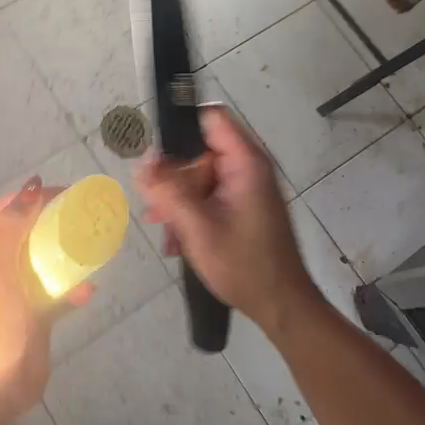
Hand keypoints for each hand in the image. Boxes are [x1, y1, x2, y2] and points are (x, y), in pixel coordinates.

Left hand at [0, 179, 89, 420]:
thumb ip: (13, 223)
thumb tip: (33, 186)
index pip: (5, 210)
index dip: (33, 198)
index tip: (66, 192)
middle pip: (26, 234)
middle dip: (54, 224)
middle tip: (86, 215)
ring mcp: (12, 292)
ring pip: (43, 261)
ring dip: (66, 254)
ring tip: (94, 245)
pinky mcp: (32, 316)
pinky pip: (54, 293)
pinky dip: (70, 289)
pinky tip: (88, 289)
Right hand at [139, 105, 316, 330]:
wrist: (281, 306)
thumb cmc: (244, 266)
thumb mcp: (197, 228)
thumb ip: (169, 191)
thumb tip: (143, 162)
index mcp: (245, 163)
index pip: (211, 118)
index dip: (181, 127)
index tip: (156, 154)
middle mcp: (248, 168)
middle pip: (199, 152)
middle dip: (174, 178)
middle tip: (156, 208)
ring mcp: (247, 188)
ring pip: (200, 177)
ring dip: (179, 200)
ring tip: (167, 229)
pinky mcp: (244, 206)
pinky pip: (209, 196)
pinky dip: (192, 212)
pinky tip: (181, 240)